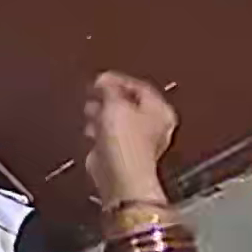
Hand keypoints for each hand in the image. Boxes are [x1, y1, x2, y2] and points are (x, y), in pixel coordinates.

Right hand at [83, 71, 176, 205]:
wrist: (118, 173)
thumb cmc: (126, 142)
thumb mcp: (115, 103)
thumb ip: (109, 87)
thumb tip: (104, 80)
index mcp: (160, 111)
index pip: (139, 87)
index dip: (118, 80)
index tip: (100, 78)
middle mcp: (153, 125)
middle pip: (129, 102)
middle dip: (109, 97)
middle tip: (95, 92)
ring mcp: (138, 139)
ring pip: (117, 117)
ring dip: (102, 112)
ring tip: (91, 111)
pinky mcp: (122, 150)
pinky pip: (109, 133)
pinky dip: (99, 128)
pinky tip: (92, 128)